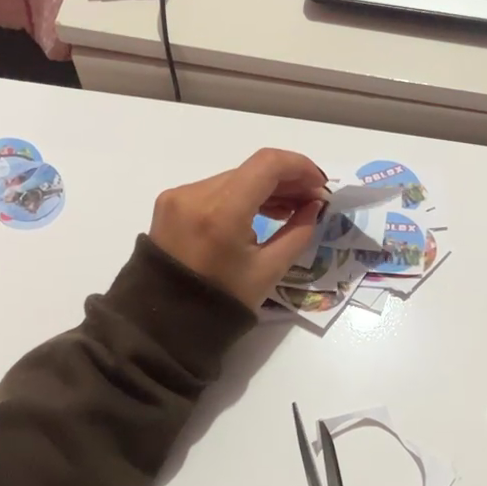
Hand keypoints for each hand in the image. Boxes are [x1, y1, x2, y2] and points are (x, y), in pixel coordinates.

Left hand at [148, 149, 327, 308]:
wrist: (166, 321)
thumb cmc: (222, 303)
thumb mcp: (269, 271)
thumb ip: (298, 233)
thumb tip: (314, 205)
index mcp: (221, 213)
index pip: (268, 165)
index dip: (300, 167)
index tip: (320, 186)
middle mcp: (196, 194)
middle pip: (251, 170)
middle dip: (286, 181)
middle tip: (312, 201)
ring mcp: (179, 196)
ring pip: (233, 178)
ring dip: (264, 188)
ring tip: (290, 209)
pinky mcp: (170, 203)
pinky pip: (214, 189)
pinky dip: (240, 196)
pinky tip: (259, 212)